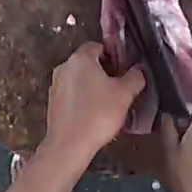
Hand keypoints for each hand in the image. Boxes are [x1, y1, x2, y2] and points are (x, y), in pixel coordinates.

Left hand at [42, 43, 144, 167]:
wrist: (69, 144)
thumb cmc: (99, 113)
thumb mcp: (125, 94)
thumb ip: (135, 77)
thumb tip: (138, 70)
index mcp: (81, 59)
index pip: (98, 46)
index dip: (114, 55)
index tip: (125, 69)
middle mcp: (64, 67)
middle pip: (88, 62)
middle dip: (105, 71)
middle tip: (121, 86)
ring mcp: (55, 85)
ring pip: (80, 79)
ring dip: (93, 86)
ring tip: (109, 102)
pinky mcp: (52, 103)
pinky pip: (72, 94)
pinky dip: (83, 98)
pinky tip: (94, 114)